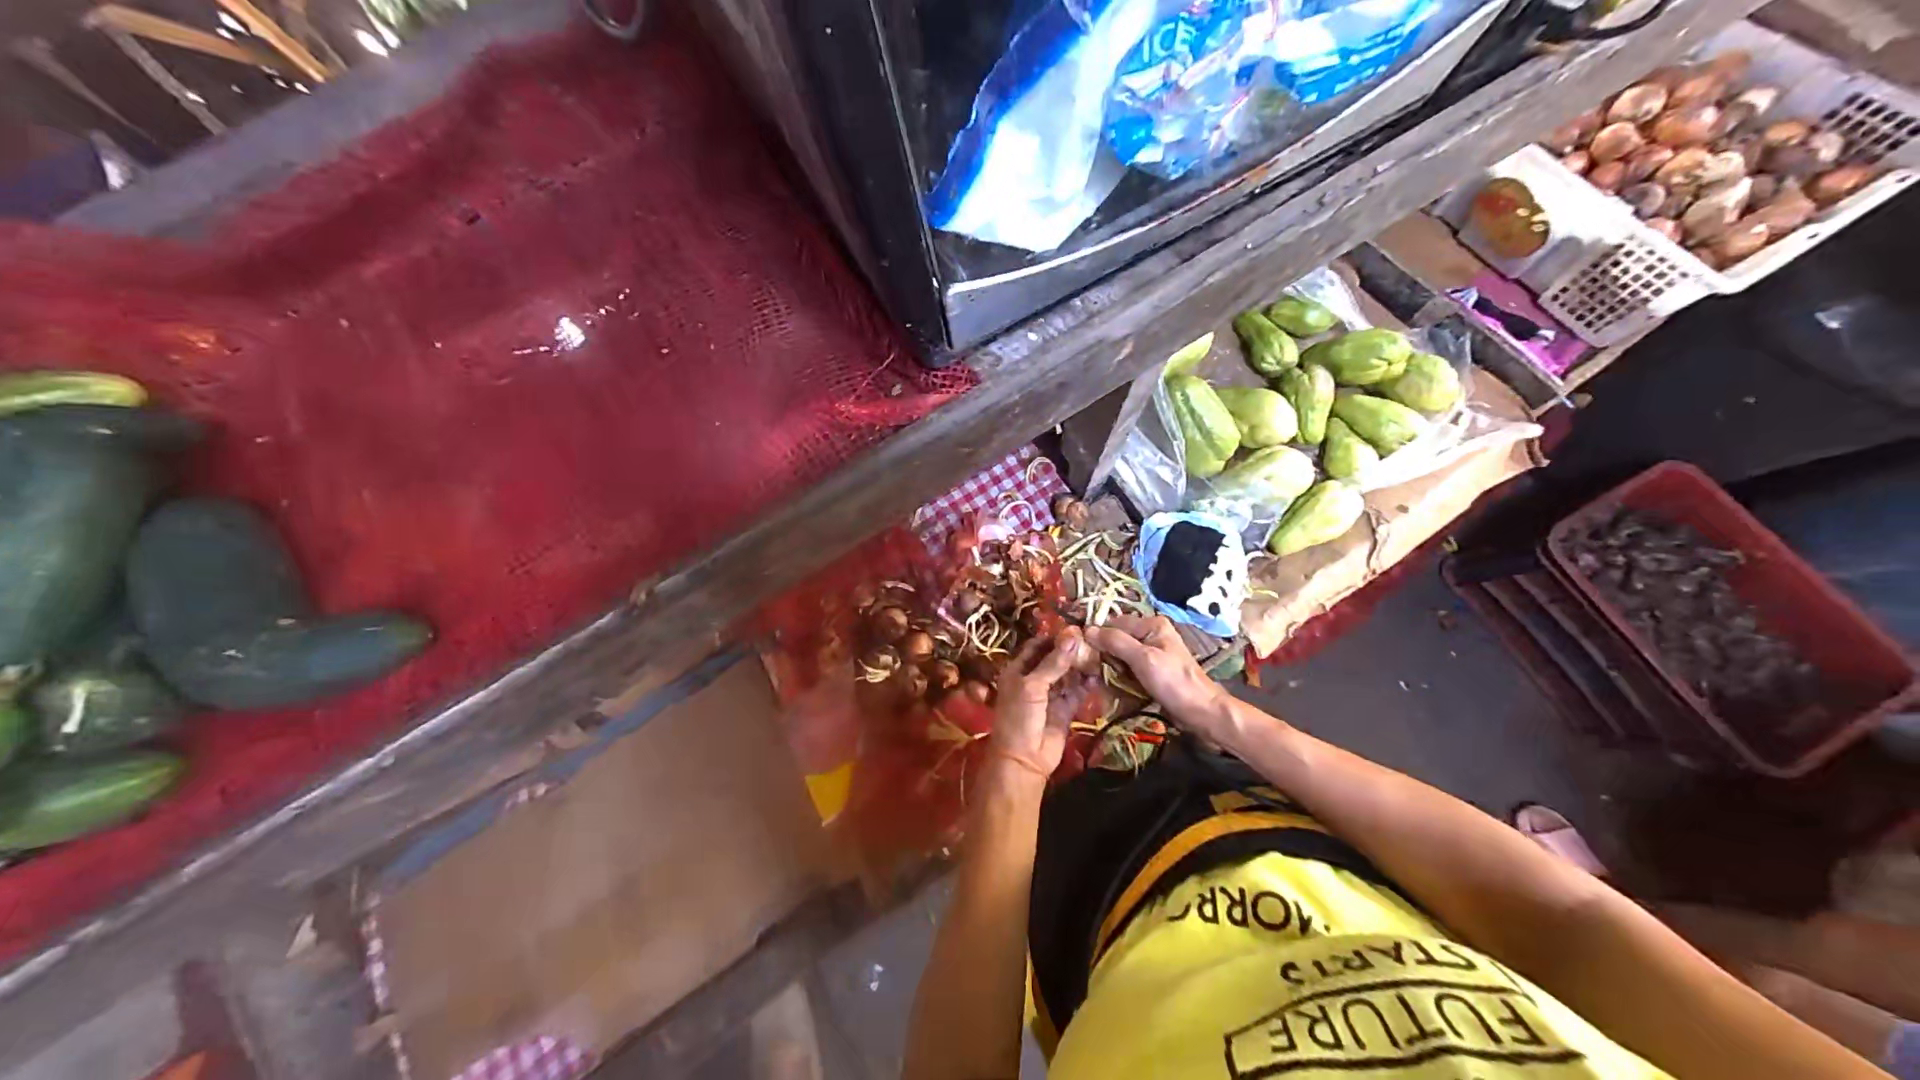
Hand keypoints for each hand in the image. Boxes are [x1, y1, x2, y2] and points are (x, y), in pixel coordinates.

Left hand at [989, 627, 1090, 780]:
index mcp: (1018, 670)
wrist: (1024, 759)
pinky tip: (1101, 672)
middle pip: (1055, 659)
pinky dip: (1088, 683)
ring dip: (1082, 665)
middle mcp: (1034, 679)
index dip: (1054, 636)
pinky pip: (1078, 691)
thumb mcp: (1032, 685)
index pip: (1037, 646)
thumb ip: (1053, 662)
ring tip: (1101, 652)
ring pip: (1069, 674)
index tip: (1076, 626)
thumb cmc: (1020, 717)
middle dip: (1072, 650)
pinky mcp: (1066, 709)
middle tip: (1094, 638)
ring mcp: (1051, 694)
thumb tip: (1073, 635)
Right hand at [1085, 615, 1235, 743]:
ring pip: (1120, 654)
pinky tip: (1112, 684)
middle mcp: (1152, 634)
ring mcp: (1152, 653)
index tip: (1080, 652)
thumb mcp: (1143, 659)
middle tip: (1088, 668)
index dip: (1097, 635)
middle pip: (1116, 638)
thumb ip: (1115, 642)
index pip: (1114, 622)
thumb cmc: (1174, 683)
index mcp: (1152, 624)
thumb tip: (1087, 630)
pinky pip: (1128, 667)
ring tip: (1098, 678)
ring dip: (1110, 666)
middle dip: (1103, 652)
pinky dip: (1119, 674)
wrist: (1201, 712)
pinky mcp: (1152, 670)